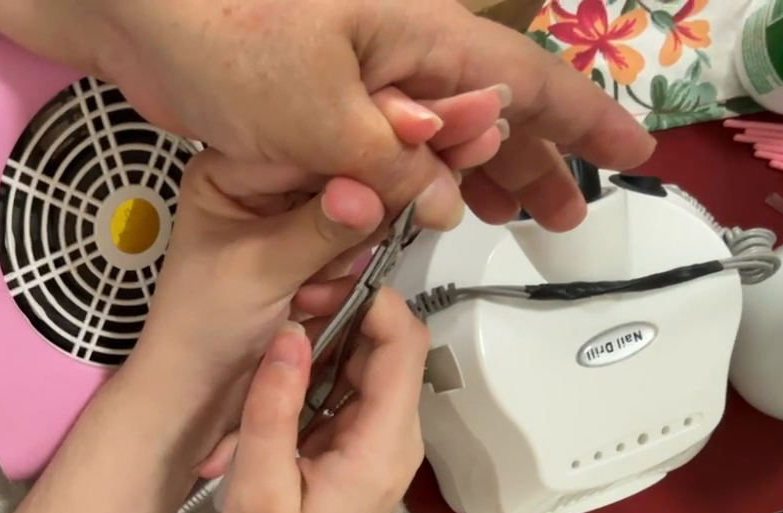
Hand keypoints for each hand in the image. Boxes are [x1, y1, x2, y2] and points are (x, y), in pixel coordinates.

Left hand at [0, 0, 652, 230]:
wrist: (149, 24)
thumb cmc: (236, 48)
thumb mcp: (326, 117)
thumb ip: (390, 167)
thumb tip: (448, 204)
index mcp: (421, 48)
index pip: (526, 87)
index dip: (581, 126)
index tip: (632, 161)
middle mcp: (399, 65)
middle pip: (488, 116)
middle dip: (533, 165)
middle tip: (566, 218)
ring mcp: (355, 91)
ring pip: (436, 139)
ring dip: (476, 178)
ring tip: (511, 219)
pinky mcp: (313, 118)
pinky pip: (382, 155)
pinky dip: (410, 183)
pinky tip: (420, 208)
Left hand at [134, 86, 500, 407]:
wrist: (194, 396)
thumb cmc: (201, 331)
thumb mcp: (258, 271)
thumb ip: (322, 227)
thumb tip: (380, 184)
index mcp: (231, 169)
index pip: (315, 133)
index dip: (375, 137)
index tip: (435, 135)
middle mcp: (260, 183)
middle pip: (344, 164)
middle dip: (375, 197)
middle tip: (431, 195)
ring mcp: (284, 219)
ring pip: (357, 207)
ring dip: (353, 251)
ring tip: (310, 294)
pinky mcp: (304, 255)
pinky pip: (351, 245)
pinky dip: (347, 274)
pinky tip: (313, 303)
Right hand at [219, 289, 428, 512]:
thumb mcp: (260, 491)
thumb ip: (272, 413)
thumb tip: (288, 335)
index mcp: (381, 442)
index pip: (402, 342)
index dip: (366, 301)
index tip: (307, 294)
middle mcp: (395, 430)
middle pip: (384, 344)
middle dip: (334, 318)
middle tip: (276, 321)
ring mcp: (380, 436)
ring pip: (362, 361)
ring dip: (316, 349)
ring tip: (265, 358)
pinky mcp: (361, 442)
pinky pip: (345, 388)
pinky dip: (310, 377)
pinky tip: (271, 390)